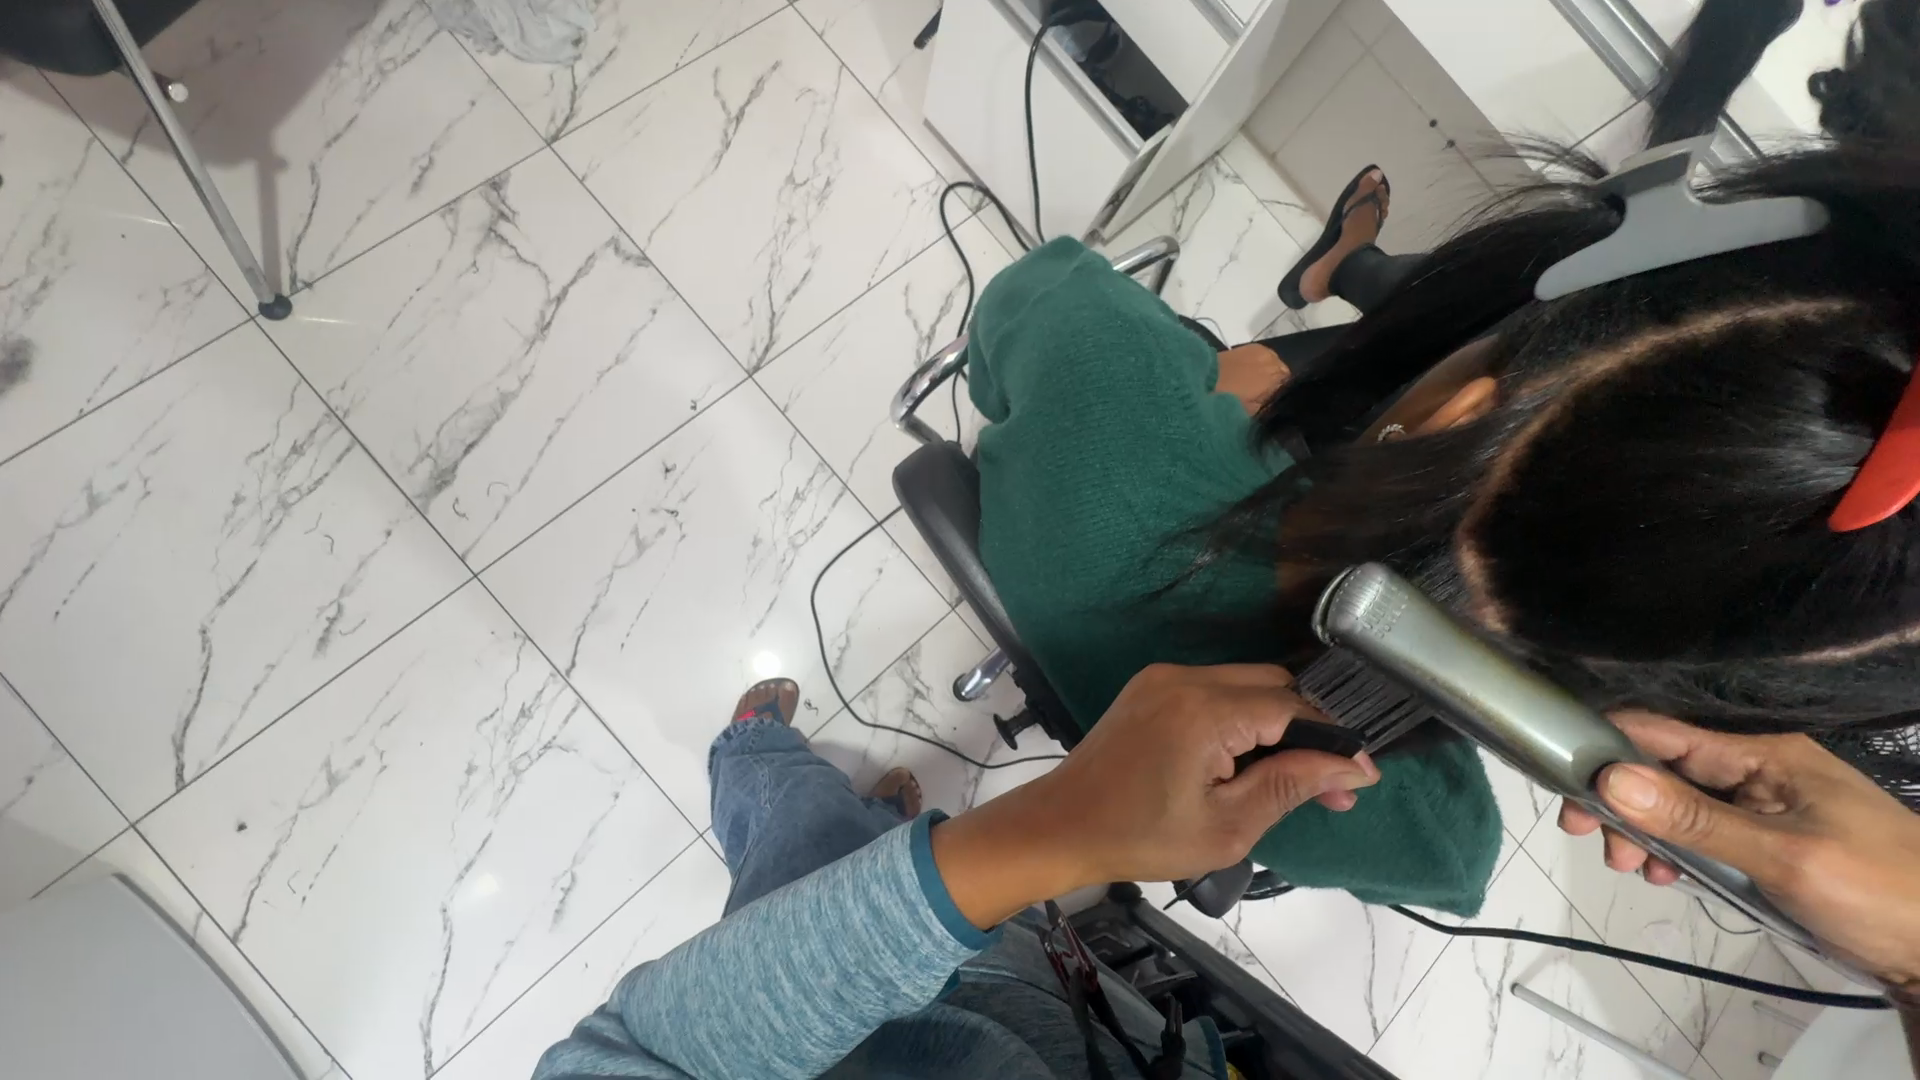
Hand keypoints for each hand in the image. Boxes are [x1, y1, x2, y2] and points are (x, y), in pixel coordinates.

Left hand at [933, 664, 1379, 927]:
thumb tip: (1352, 766)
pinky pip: (1211, 690)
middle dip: (1306, 729)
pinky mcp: (1148, 688)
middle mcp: (1183, 678)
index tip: (1358, 780)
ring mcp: (1161, 678)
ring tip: (1290, 778)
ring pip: (1243, 684)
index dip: (1332, 740)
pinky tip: (1245, 760)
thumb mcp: (1227, 825)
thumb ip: (1290, 784)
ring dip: (1273, 723)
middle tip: (1326, 786)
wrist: (1063, 824)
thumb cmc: (1141, 836)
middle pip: (1271, 684)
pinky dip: (1238, 718)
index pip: (1292, 706)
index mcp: (1203, 709)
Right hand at [1558, 711, 1919, 1001]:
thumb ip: (1694, 818)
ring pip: (1663, 797)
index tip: (1565, 790)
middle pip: (1651, 762)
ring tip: (1630, 866)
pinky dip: (1665, 846)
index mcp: (1759, 750)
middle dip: (1614, 799)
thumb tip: (1607, 779)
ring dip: (1636, 828)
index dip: (1600, 749)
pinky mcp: (1753, 831)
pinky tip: (1662, 872)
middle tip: (1586, 836)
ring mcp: (1752, 798)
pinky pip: (1688, 826)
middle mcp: (1748, 763)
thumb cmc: (1884, 895)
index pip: (1654, 728)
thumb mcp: (1785, 858)